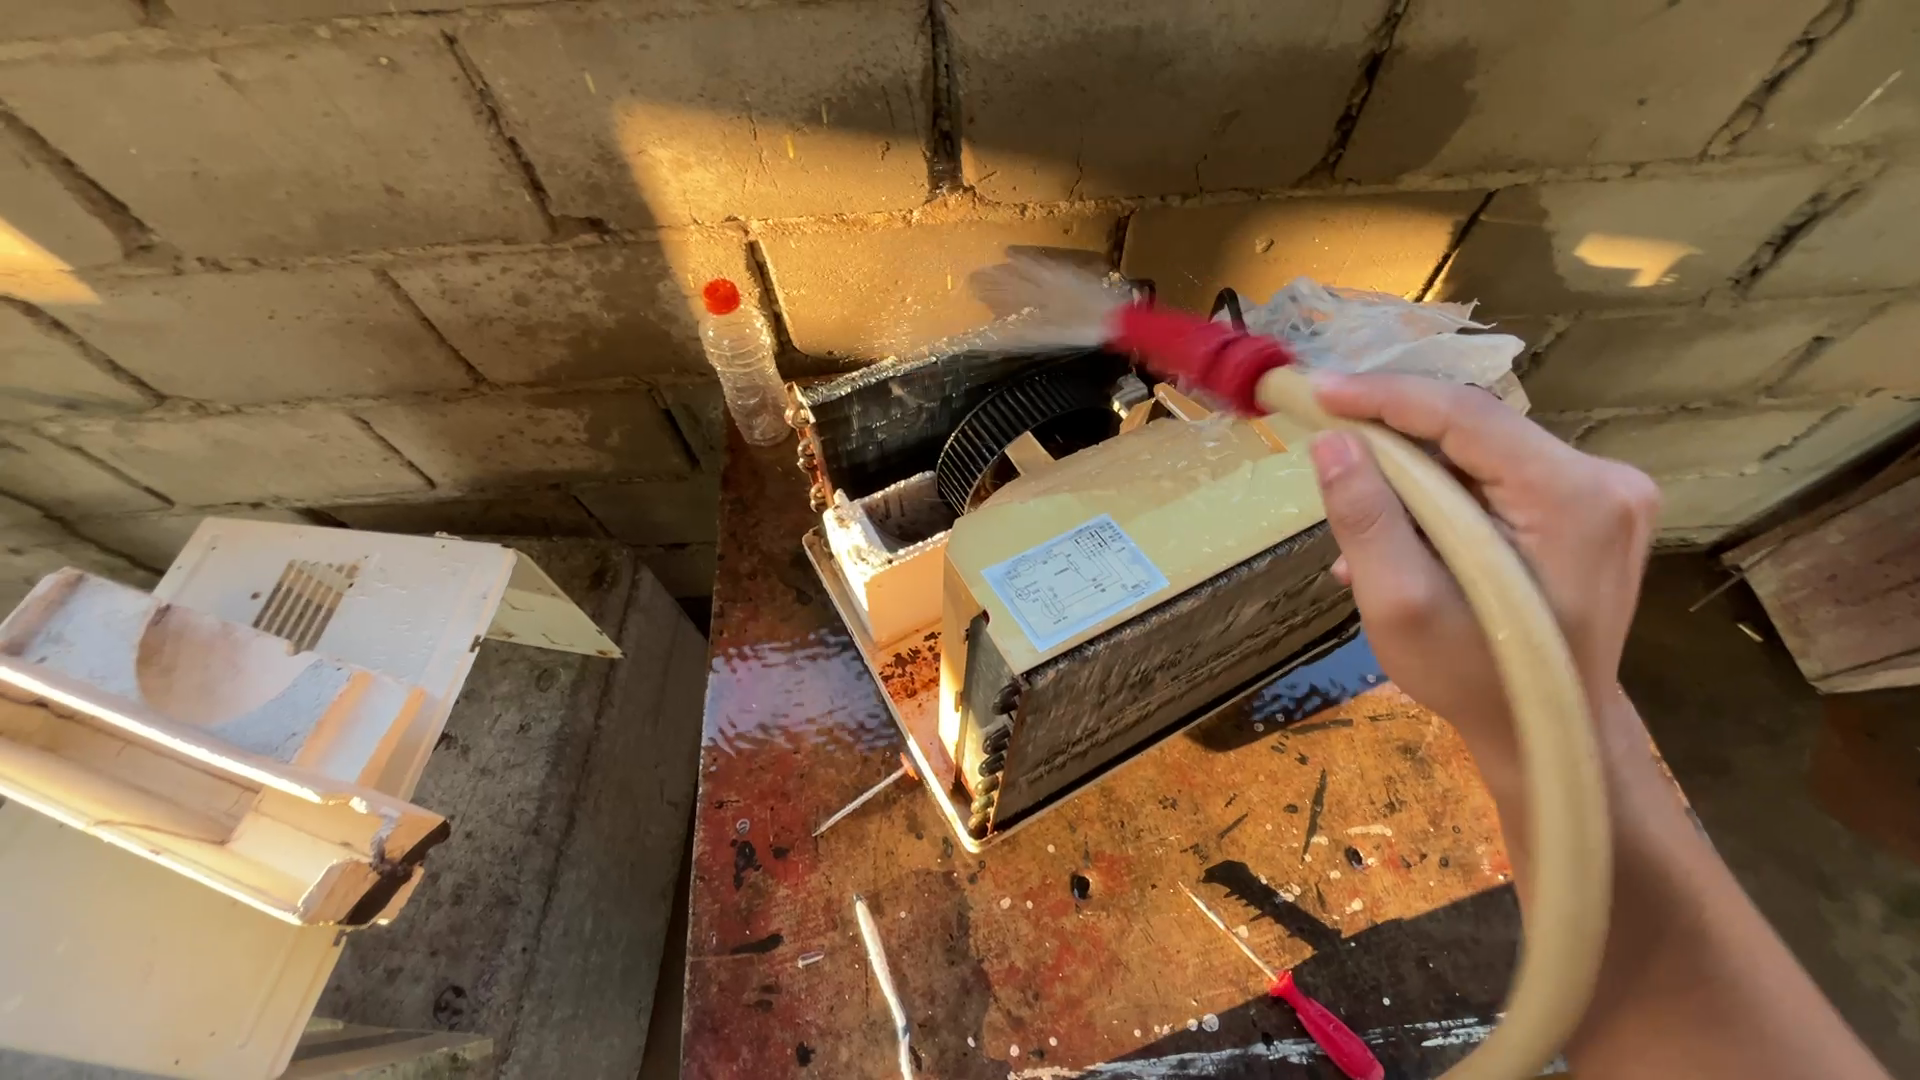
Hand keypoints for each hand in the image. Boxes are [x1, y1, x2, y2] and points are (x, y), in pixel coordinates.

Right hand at [1305, 373, 1661, 770]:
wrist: (1547, 733)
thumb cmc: (1472, 678)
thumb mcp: (1401, 605)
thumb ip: (1367, 519)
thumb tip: (1330, 442)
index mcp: (1571, 499)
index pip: (1465, 415)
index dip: (1383, 396)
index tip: (1315, 391)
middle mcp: (1602, 480)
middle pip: (1473, 428)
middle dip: (1390, 437)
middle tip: (1323, 446)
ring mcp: (1601, 494)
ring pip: (1476, 451)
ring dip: (1407, 473)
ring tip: (1357, 522)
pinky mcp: (1586, 509)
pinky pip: (1491, 477)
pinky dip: (1436, 494)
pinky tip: (1399, 537)